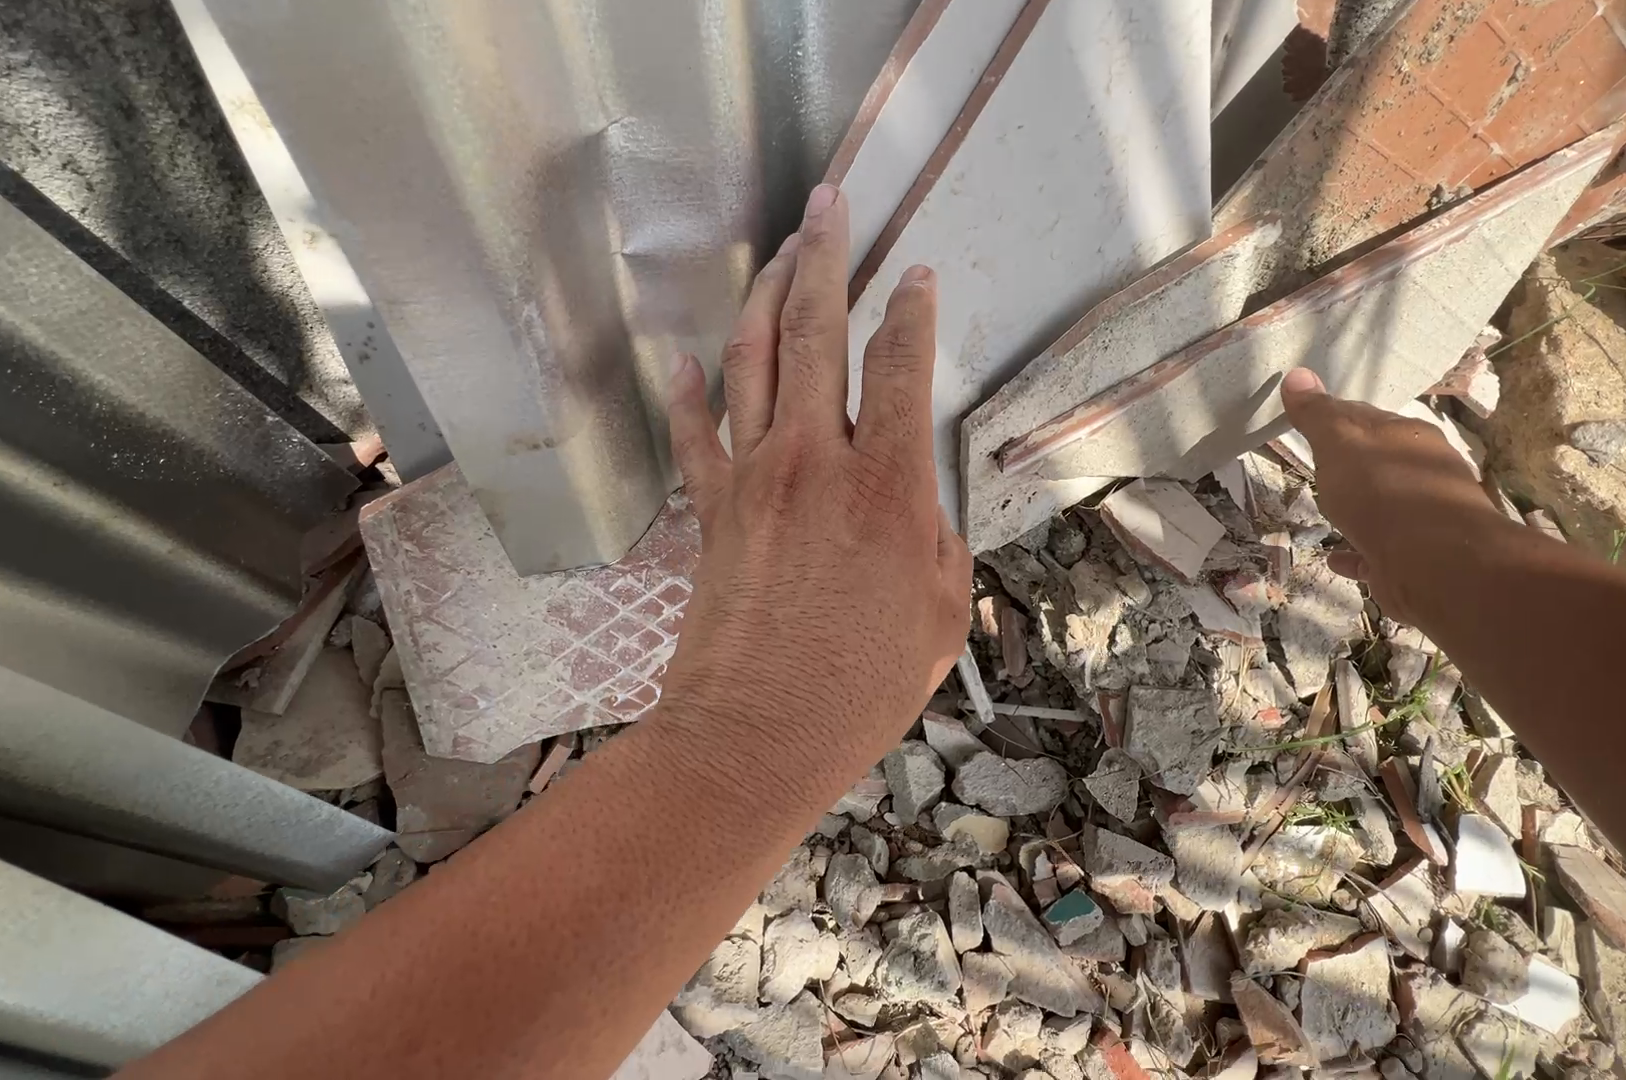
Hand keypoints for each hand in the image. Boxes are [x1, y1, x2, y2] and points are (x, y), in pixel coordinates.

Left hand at [660, 183, 971, 764]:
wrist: (755, 737)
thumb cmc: (862, 689)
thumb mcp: (940, 620)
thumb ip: (939, 549)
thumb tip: (924, 517)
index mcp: (888, 488)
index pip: (900, 368)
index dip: (911, 312)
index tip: (914, 276)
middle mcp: (816, 462)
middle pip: (817, 333)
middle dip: (826, 257)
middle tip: (828, 204)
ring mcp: (754, 479)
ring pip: (753, 361)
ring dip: (765, 297)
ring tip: (778, 253)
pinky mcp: (712, 509)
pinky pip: (695, 434)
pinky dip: (688, 392)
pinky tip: (685, 357)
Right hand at [1278, 368, 1504, 619]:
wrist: (1433, 562)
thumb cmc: (1383, 490)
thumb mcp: (1340, 443)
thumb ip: (1318, 415)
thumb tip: (1296, 375)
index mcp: (1407, 438)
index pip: (1367, 418)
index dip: (1336, 418)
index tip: (1309, 421)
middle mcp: (1421, 472)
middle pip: (1379, 461)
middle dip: (1353, 462)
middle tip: (1320, 465)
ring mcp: (1421, 518)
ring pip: (1383, 507)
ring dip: (1358, 508)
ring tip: (1330, 513)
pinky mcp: (1413, 558)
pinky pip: (1376, 551)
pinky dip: (1355, 552)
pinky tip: (1336, 559)